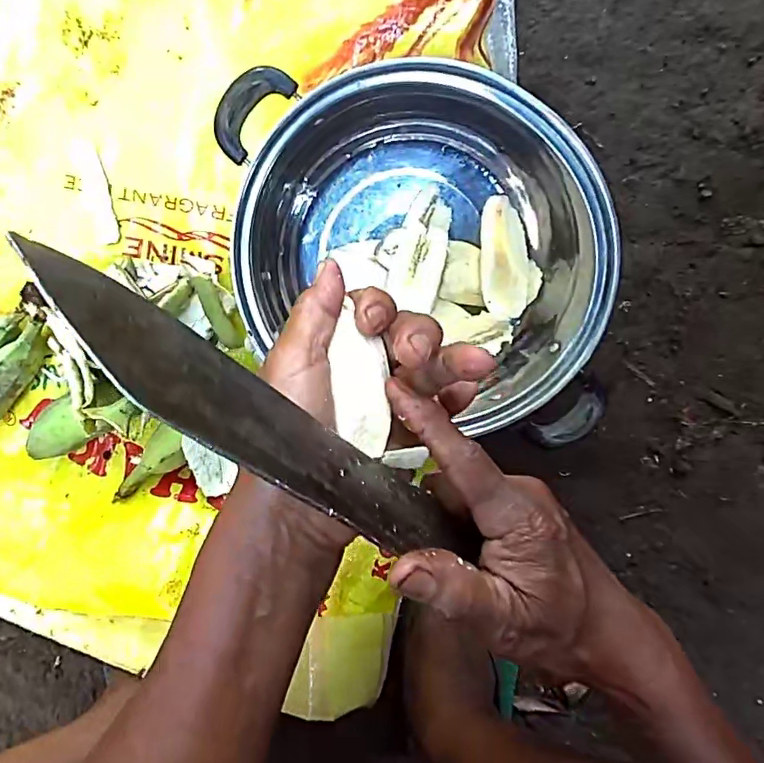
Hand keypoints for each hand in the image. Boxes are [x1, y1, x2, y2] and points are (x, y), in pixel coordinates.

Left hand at [252, 260, 497, 550]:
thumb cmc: (288, 426)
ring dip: (453, 360)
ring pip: (430, 367)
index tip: (372, 319)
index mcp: (334, 345)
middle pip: (407, 334)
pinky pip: (440, 407)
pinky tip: (466, 392)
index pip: (369, 310)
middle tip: (412, 352)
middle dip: (418, 334)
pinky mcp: (408, 431)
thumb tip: (331, 266)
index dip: (377, 306)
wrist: (301, 496)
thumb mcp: (291, 362)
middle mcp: (364, 367)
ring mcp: (389, 399)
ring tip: (475, 362)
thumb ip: (313, 313)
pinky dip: (456, 397)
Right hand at [383, 378, 658, 687]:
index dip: (426, 421)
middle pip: (450, 475)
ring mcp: (520, 495)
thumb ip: (450, 590)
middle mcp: (520, 491)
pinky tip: (460, 551)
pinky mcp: (515, 503)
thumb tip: (401, 568)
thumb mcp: (500, 621)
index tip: (396, 388)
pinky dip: (454, 517)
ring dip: (439, 515)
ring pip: (456, 487)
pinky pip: (469, 495)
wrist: (607, 638)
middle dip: (423, 502)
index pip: (463, 457)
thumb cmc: (561, 630)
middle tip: (414, 544)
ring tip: (449, 560)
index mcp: (518, 513)